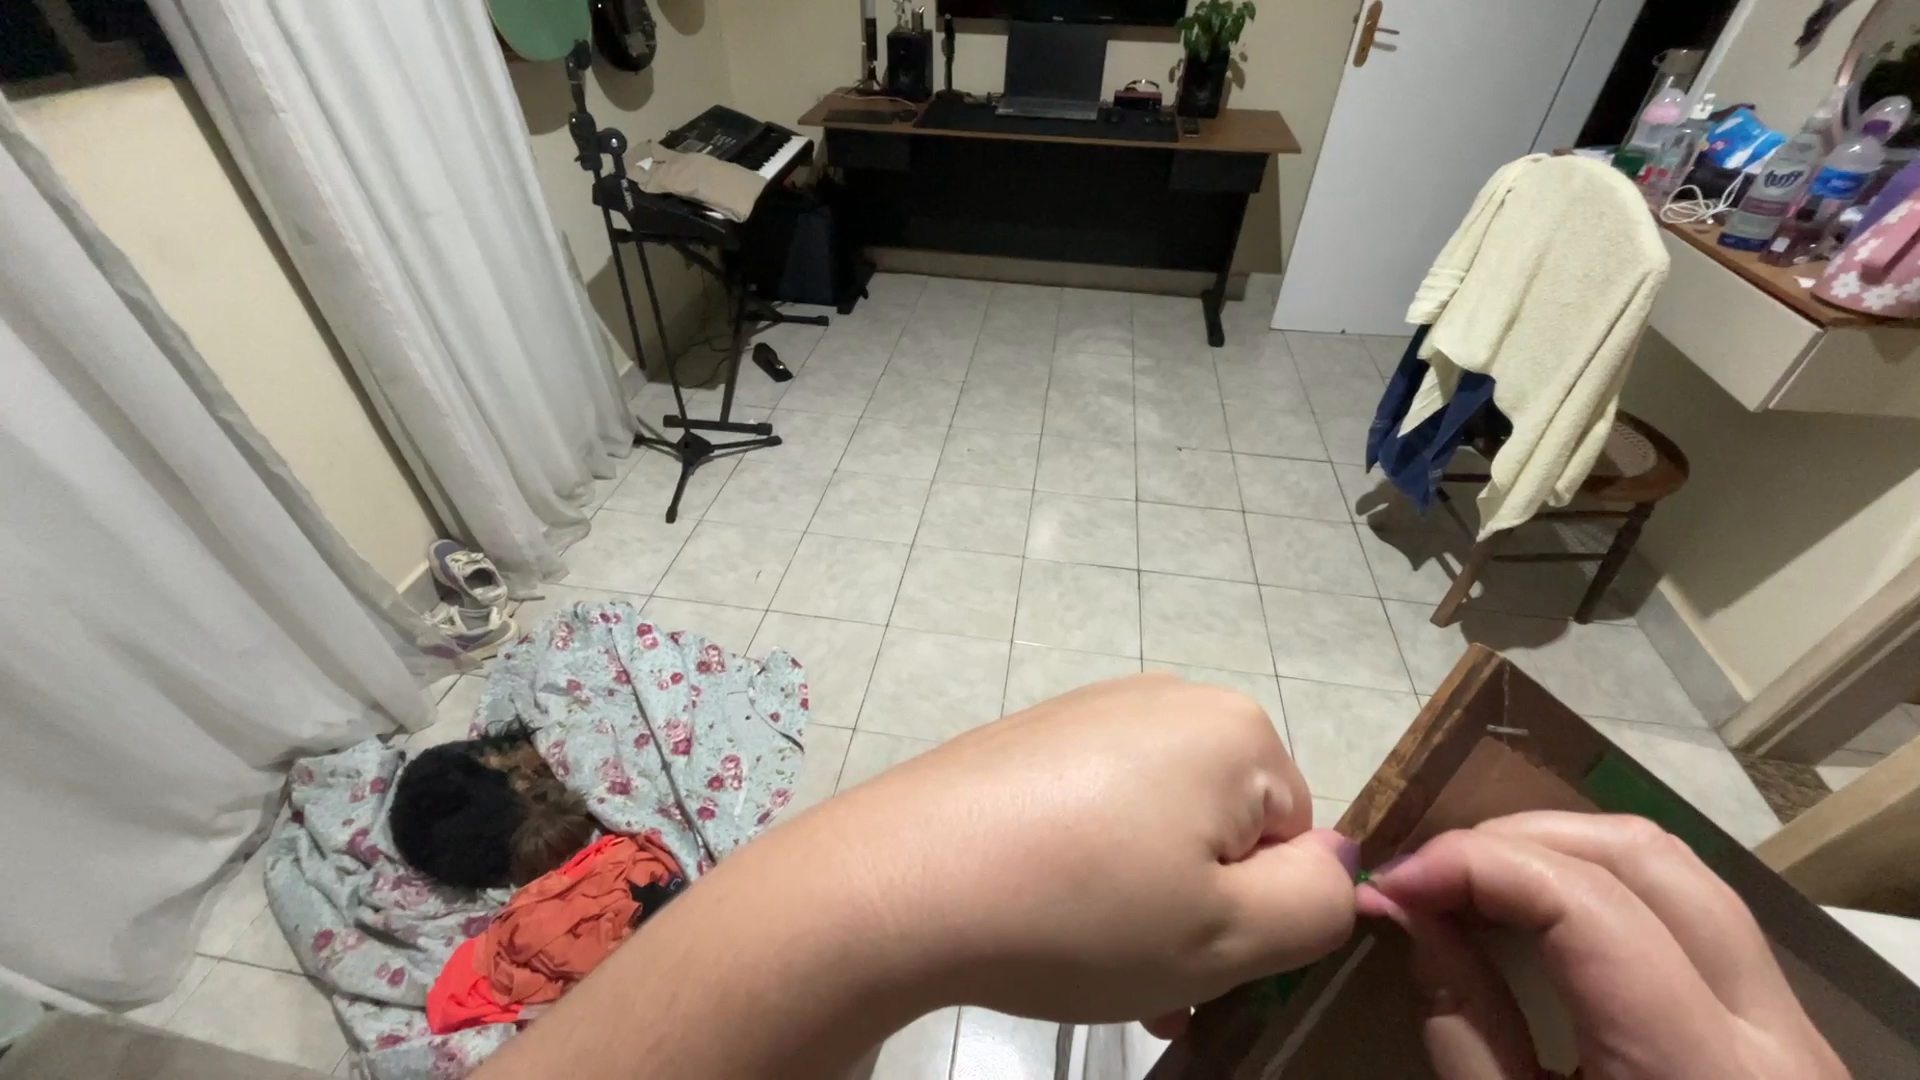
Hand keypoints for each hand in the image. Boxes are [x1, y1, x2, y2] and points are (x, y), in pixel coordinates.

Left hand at [476, 673, 1360, 1079]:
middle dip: (1202, 907)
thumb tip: (1330, 858)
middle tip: (1150, 976)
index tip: (1203, 965)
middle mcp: (1165, 697)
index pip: (1297, 835)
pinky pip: (1098, 802)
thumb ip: (1318, 900)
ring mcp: (1091, 707)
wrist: (910, 872)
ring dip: (1149, 896)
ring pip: (1160, 822)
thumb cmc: (1084, 906)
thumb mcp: (1232, 934)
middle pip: (1224, 823)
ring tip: (1096, 954)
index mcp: (1230, 725)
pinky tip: (1049, 906)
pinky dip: (1094, 860)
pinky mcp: (1036, 732)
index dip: (1261, 913)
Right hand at [1357, 812, 1846, 1079]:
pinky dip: (1588, 877)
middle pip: (1644, 855)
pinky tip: (1529, 906)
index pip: (1587, 903)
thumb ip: (1460, 1013)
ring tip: (1474, 879)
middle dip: (1514, 837)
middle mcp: (1778, 1034)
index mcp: (1705, 1075)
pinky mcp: (1777, 1022)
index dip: (1474, 864)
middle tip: (1434, 872)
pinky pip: (1679, 906)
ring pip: (1670, 864)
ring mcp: (1792, 1023)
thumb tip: (1402, 904)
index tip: (1395, 881)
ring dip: (1552, 848)